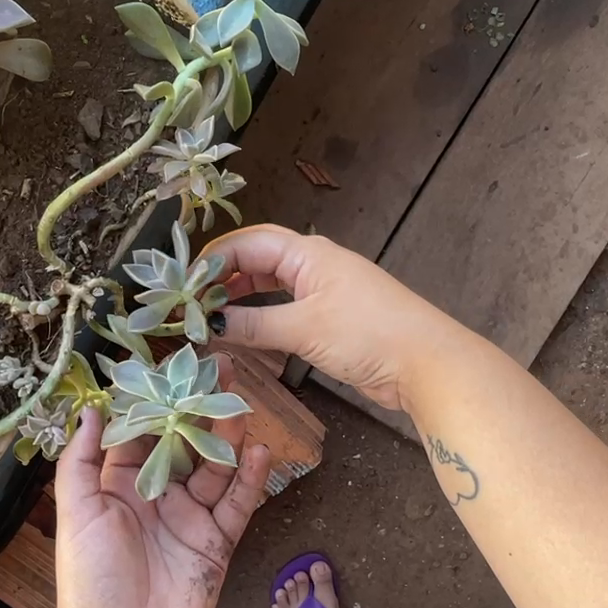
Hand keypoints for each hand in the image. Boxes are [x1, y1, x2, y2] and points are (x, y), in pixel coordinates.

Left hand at [53, 362, 271, 607]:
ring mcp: (190, 517)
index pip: (144, 431)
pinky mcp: (217, 542)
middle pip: (187, 443)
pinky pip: (237, 504)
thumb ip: (81, 460)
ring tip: (241, 407)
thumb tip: (90, 410)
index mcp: (121, 485)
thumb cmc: (92, 578)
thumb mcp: (77, 512)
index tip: (175, 366)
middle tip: (224, 370)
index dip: (159, 400)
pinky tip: (258, 452)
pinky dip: (249, 479)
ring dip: (228, 438)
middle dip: (203, 408)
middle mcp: (158, 495)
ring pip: (215, 468)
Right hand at [199, 224, 470, 410]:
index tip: (182, 284)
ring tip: (209, 314)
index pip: (249, 243)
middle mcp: (314, 266)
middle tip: (190, 299)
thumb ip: (253, 324)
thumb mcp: (303, 328)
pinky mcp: (331, 321)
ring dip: (241, 297)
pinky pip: (285, 311)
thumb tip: (207, 322)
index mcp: (308, 253)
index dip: (214, 259)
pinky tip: (244, 331)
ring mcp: (324, 293)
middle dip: (223, 276)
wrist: (426, 364)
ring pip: (271, 286)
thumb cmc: (367, 334)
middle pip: (258, 260)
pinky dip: (261, 318)